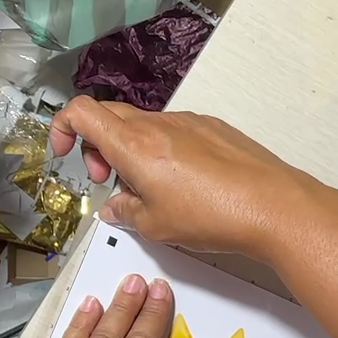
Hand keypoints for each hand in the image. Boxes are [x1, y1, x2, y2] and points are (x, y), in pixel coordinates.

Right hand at [48, 97, 330, 258]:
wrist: (276, 208)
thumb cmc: (211, 217)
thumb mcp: (154, 226)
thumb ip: (125, 211)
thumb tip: (115, 207)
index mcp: (133, 144)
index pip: (80, 111)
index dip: (61, 127)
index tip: (64, 154)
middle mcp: (156, 124)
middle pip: (106, 115)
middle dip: (94, 146)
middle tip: (106, 179)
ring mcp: (187, 121)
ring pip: (140, 124)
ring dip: (128, 149)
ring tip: (146, 187)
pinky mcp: (212, 128)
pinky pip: (171, 129)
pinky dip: (159, 148)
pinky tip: (180, 182)